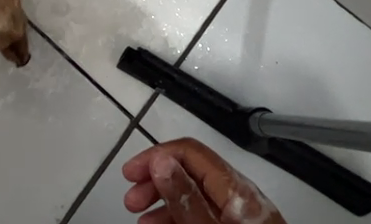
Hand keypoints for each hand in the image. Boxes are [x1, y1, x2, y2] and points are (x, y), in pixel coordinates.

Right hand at [123, 138, 286, 223]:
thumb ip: (186, 200)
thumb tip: (161, 160)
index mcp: (236, 191)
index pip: (191, 152)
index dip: (156, 156)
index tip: (130, 175)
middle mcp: (240, 199)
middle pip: (191, 172)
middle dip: (157, 181)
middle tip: (131, 201)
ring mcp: (240, 220)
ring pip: (195, 198)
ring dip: (165, 205)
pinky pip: (204, 218)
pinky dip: (180, 222)